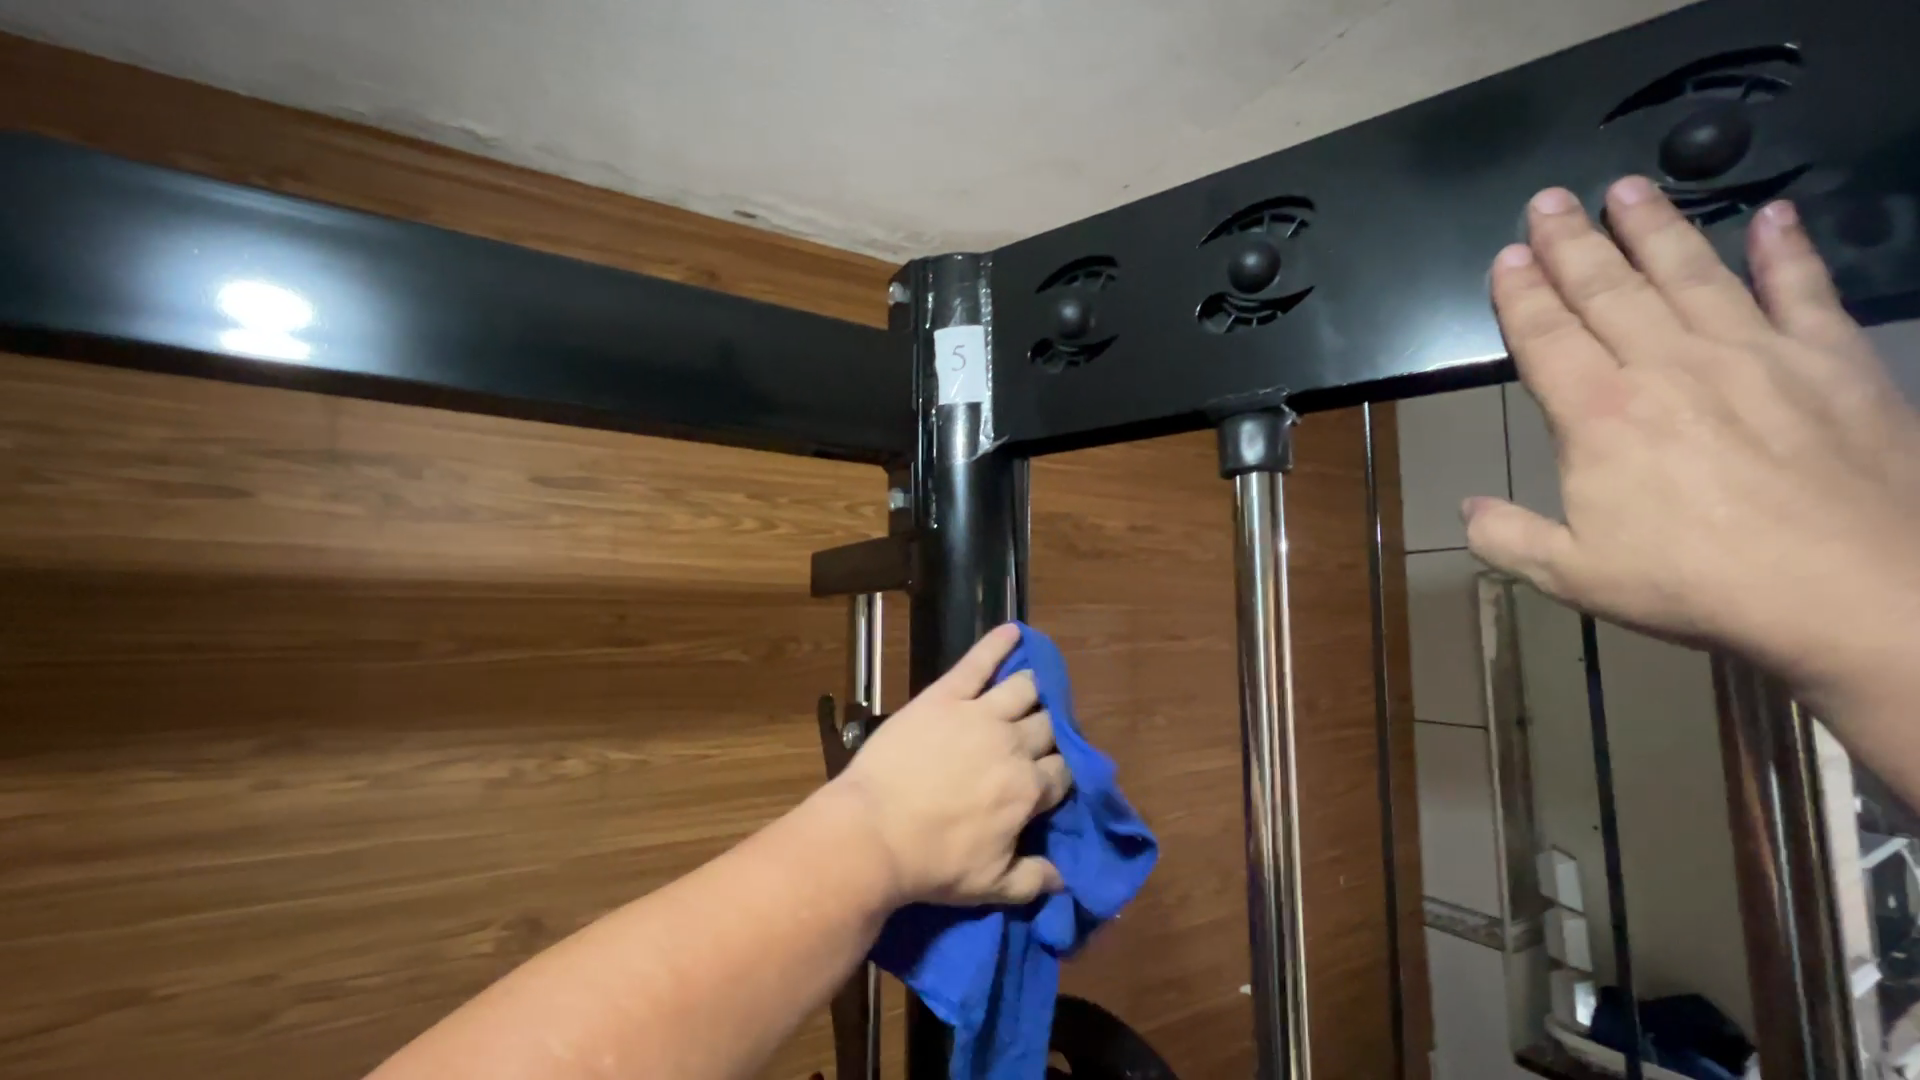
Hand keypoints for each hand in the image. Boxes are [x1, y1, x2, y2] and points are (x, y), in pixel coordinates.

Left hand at [830, 625, 1072, 906]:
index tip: (1052, 778)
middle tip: (1040, 736)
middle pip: (1049, 726)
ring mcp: (980, 714)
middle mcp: (1014, 744)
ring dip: (1035, 687)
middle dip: (1051, 730)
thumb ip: (1031, 880)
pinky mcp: (946, 695)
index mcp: (1028, 789)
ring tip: (1035, 687)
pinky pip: (978, 662)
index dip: (1061, 774)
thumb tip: (1062, 878)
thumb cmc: (931, 863)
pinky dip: (997, 643)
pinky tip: (1013, 630)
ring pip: (1025, 688)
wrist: (873, 833)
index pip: (1063, 772)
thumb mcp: (989, 885)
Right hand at [1470, 177, 1919, 713]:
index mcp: (1599, 415)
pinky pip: (1803, 289)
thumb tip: (1467, 508)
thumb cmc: (1696, 582)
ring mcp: (1755, 354)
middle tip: (1549, 200)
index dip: (1522, 293)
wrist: (1857, 591)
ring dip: (1655, 227)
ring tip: (1627, 187)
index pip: (1547, 336)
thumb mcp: (1572, 575)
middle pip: (1608, 289)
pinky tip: (1772, 215)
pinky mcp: (1832, 360)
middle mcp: (1668, 366)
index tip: (1506, 256)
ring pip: (1691, 273)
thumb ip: (1507, 537)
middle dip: (1572, 242)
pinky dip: (1787, 250)